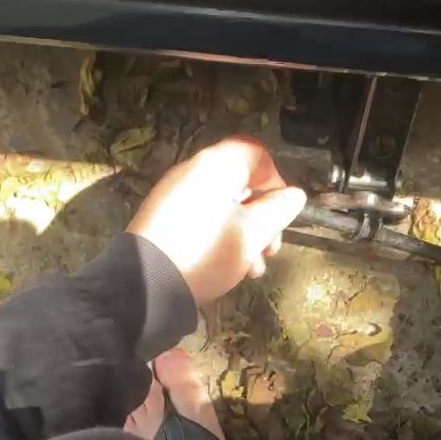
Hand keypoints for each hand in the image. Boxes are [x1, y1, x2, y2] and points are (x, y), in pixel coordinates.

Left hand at [128, 137, 307, 304]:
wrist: (146, 285)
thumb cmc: (206, 254)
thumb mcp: (252, 235)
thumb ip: (278, 210)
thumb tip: (294, 195)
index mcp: (217, 166)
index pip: (257, 154)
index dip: (276, 182)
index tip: (283, 213)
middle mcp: (194, 171)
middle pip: (241, 183)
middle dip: (263, 216)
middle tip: (270, 250)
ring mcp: (175, 194)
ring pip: (223, 205)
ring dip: (245, 234)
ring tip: (252, 269)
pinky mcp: (163, 217)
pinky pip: (202, 217)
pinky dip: (221, 236)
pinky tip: (227, 268)